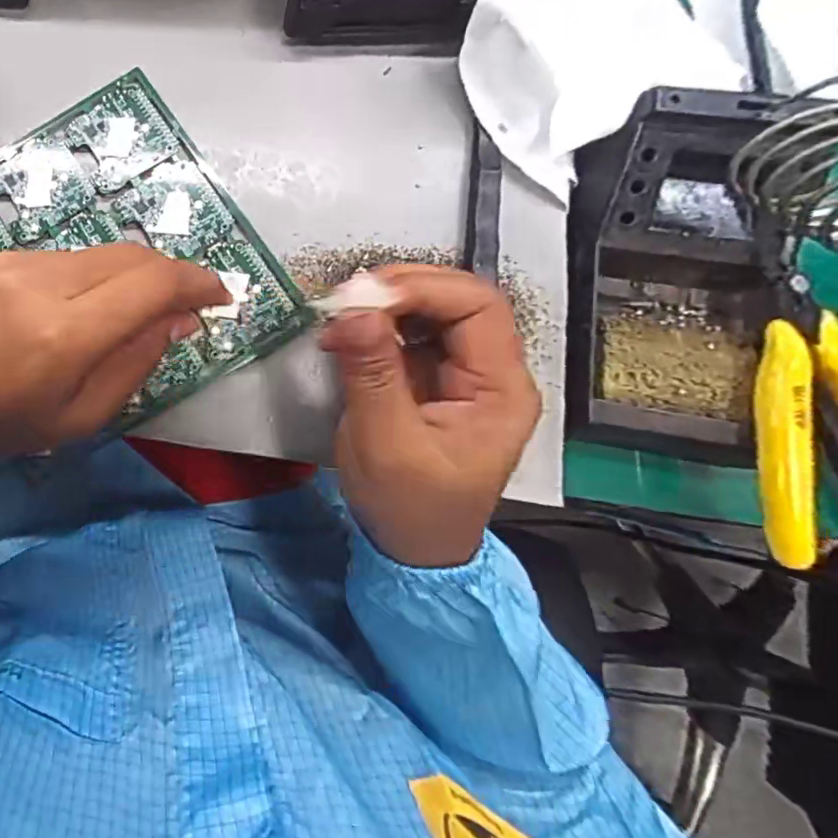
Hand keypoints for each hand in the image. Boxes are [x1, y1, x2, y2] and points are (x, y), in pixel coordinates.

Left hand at [0, 244, 229, 469]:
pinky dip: (93, 276)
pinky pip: (69, 257)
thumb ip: (137, 362)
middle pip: (132, 256)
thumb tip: (179, 317)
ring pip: (101, 253)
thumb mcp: (82, 416)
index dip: (197, 283)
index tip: (219, 297)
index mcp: (63, 334)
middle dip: (168, 276)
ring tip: (128, 314)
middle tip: (182, 308)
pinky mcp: (2, 258)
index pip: (152, 284)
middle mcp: (41, 283)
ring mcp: (17, 263)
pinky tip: (83, 307)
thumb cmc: (6, 426)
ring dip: (130, 276)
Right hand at [318, 265, 540, 566]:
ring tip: (338, 315)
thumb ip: (371, 373)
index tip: (363, 297)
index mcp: (499, 390)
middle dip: (400, 290)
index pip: (478, 308)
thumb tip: (352, 313)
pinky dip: (375, 326)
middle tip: (344, 299)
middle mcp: (489, 374)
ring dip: (384, 305)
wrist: (412, 547)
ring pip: (431, 314)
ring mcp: (460, 376)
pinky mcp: (429, 382)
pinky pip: (408, 336)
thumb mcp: (384, 441)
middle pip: (457, 302)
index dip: (421, 290)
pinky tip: (346, 334)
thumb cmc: (408, 504)